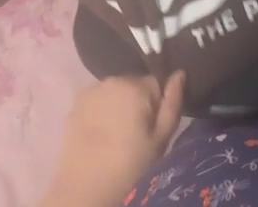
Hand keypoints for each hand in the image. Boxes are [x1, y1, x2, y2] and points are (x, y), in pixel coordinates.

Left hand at [41, 72, 186, 206]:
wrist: (85, 184)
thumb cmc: (129, 164)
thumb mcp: (160, 139)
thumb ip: (172, 104)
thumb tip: (180, 73)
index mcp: (136, 87)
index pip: (157, 83)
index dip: (157, 105)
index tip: (152, 127)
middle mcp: (113, 79)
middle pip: (135, 84)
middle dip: (138, 102)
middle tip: (135, 133)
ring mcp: (93, 88)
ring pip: (116, 90)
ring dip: (120, 104)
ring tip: (117, 133)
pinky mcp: (78, 100)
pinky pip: (99, 97)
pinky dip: (102, 108)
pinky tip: (101, 131)